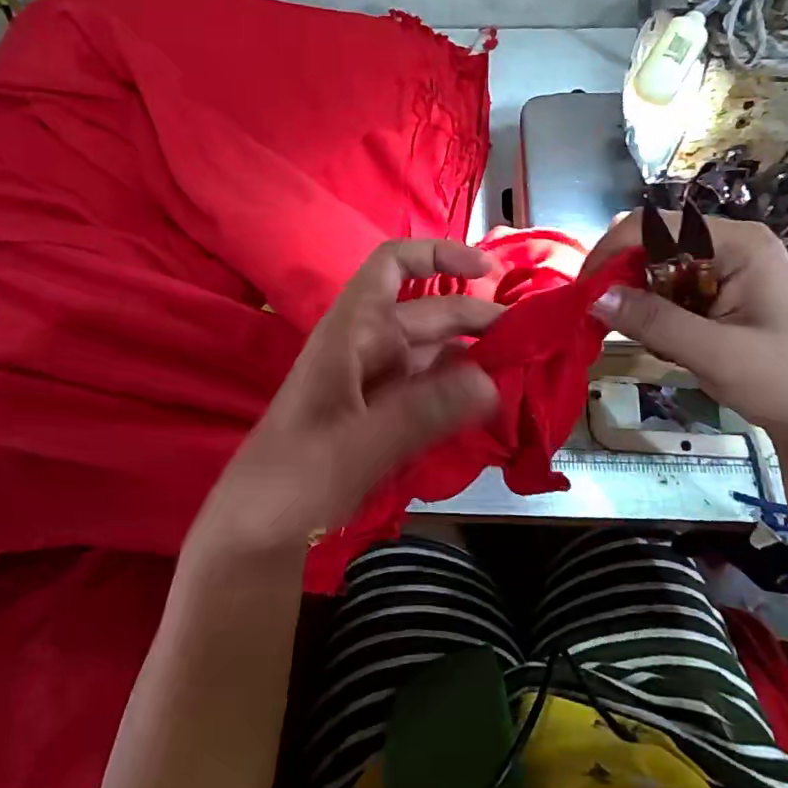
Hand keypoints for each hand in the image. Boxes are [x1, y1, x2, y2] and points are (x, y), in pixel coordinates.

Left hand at [193, 240, 501, 554]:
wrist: (256, 531)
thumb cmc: (294, 479)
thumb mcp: (360, 445)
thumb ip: (425, 413)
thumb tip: (491, 382)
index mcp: (352, 334)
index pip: (392, 267)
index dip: (438, 256)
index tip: (488, 273)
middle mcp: (367, 348)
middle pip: (430, 314)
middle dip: (478, 321)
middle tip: (531, 344)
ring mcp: (377, 384)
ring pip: (435, 356)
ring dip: (475, 361)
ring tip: (524, 377)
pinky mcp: (384, 417)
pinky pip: (430, 393)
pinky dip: (460, 395)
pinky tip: (493, 410)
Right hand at [585, 211, 787, 444]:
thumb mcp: (715, 353)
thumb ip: (653, 321)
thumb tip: (594, 297)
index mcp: (738, 244)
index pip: (655, 226)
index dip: (612, 252)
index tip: (583, 293)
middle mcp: (732, 246)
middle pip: (655, 245)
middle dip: (625, 280)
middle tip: (605, 322)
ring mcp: (731, 271)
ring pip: (661, 273)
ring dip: (642, 304)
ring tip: (652, 343)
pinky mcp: (727, 297)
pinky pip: (676, 295)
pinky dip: (660, 318)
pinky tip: (674, 348)